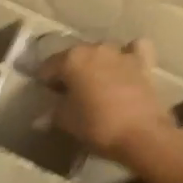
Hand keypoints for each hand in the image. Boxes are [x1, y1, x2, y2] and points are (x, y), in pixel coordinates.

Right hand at [38, 39, 174, 166]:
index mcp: (70, 59)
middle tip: (71, 94)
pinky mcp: (142, 63)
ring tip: (97, 84)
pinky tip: (126, 66)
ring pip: (102, 52)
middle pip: (74, 57)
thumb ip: (52, 113)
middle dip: (70, 72)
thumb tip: (39, 118)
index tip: (48, 96)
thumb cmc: (98, 125)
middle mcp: (94, 48)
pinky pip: (135, 49)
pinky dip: (130, 54)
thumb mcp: (67, 122)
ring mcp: (120, 53)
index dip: (46, 82)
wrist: (143, 135)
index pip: (49, 66)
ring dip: (96, 64)